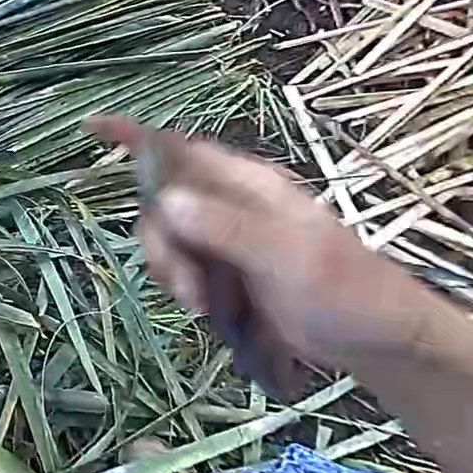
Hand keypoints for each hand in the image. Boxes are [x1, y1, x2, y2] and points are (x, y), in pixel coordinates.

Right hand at [90, 117, 451, 370]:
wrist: (380, 343)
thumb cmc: (349, 292)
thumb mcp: (290, 257)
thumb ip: (227, 227)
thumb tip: (166, 200)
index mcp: (246, 183)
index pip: (179, 148)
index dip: (134, 136)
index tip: (91, 128)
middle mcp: (228, 202)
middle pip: (161, 203)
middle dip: (163, 244)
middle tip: (188, 289)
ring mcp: (223, 235)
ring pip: (165, 237)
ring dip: (171, 270)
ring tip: (202, 305)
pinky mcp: (222, 267)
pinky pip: (179, 264)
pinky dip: (181, 285)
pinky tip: (207, 308)